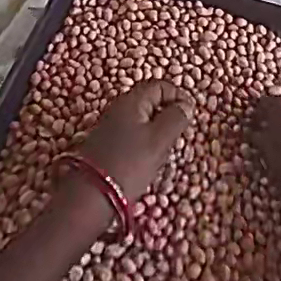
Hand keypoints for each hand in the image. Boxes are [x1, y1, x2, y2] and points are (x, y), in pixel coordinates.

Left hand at [78, 80, 192, 199]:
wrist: (90, 195)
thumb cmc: (129, 163)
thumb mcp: (159, 139)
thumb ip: (175, 118)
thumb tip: (185, 105)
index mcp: (131, 100)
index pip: (159, 85)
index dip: (178, 96)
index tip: (190, 114)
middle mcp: (118, 108)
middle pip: (150, 102)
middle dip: (168, 113)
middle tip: (181, 132)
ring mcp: (109, 127)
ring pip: (141, 120)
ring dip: (158, 130)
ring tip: (167, 149)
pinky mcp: (106, 145)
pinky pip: (132, 136)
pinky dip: (145, 142)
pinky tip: (149, 160)